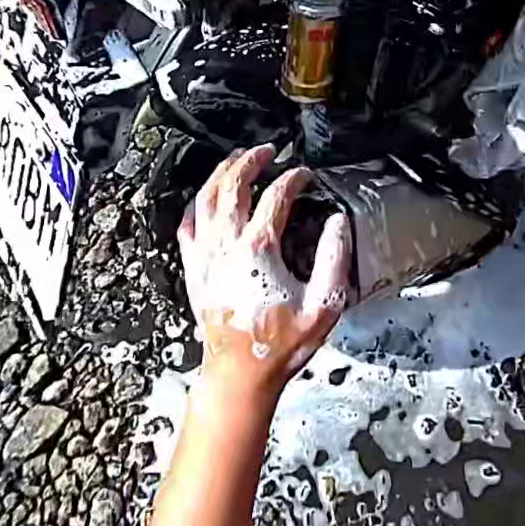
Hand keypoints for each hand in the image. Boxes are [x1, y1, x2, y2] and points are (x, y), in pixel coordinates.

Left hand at [178, 145, 353, 399]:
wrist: (240, 375)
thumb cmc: (279, 345)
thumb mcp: (323, 305)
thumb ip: (334, 259)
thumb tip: (337, 223)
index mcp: (258, 250)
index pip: (276, 196)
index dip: (293, 179)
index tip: (304, 175)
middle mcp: (227, 246)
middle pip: (233, 186)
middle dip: (250, 161)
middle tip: (265, 151)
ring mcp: (206, 256)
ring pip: (206, 199)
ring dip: (221, 174)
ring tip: (235, 160)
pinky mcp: (194, 269)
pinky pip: (187, 227)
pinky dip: (196, 206)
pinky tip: (203, 199)